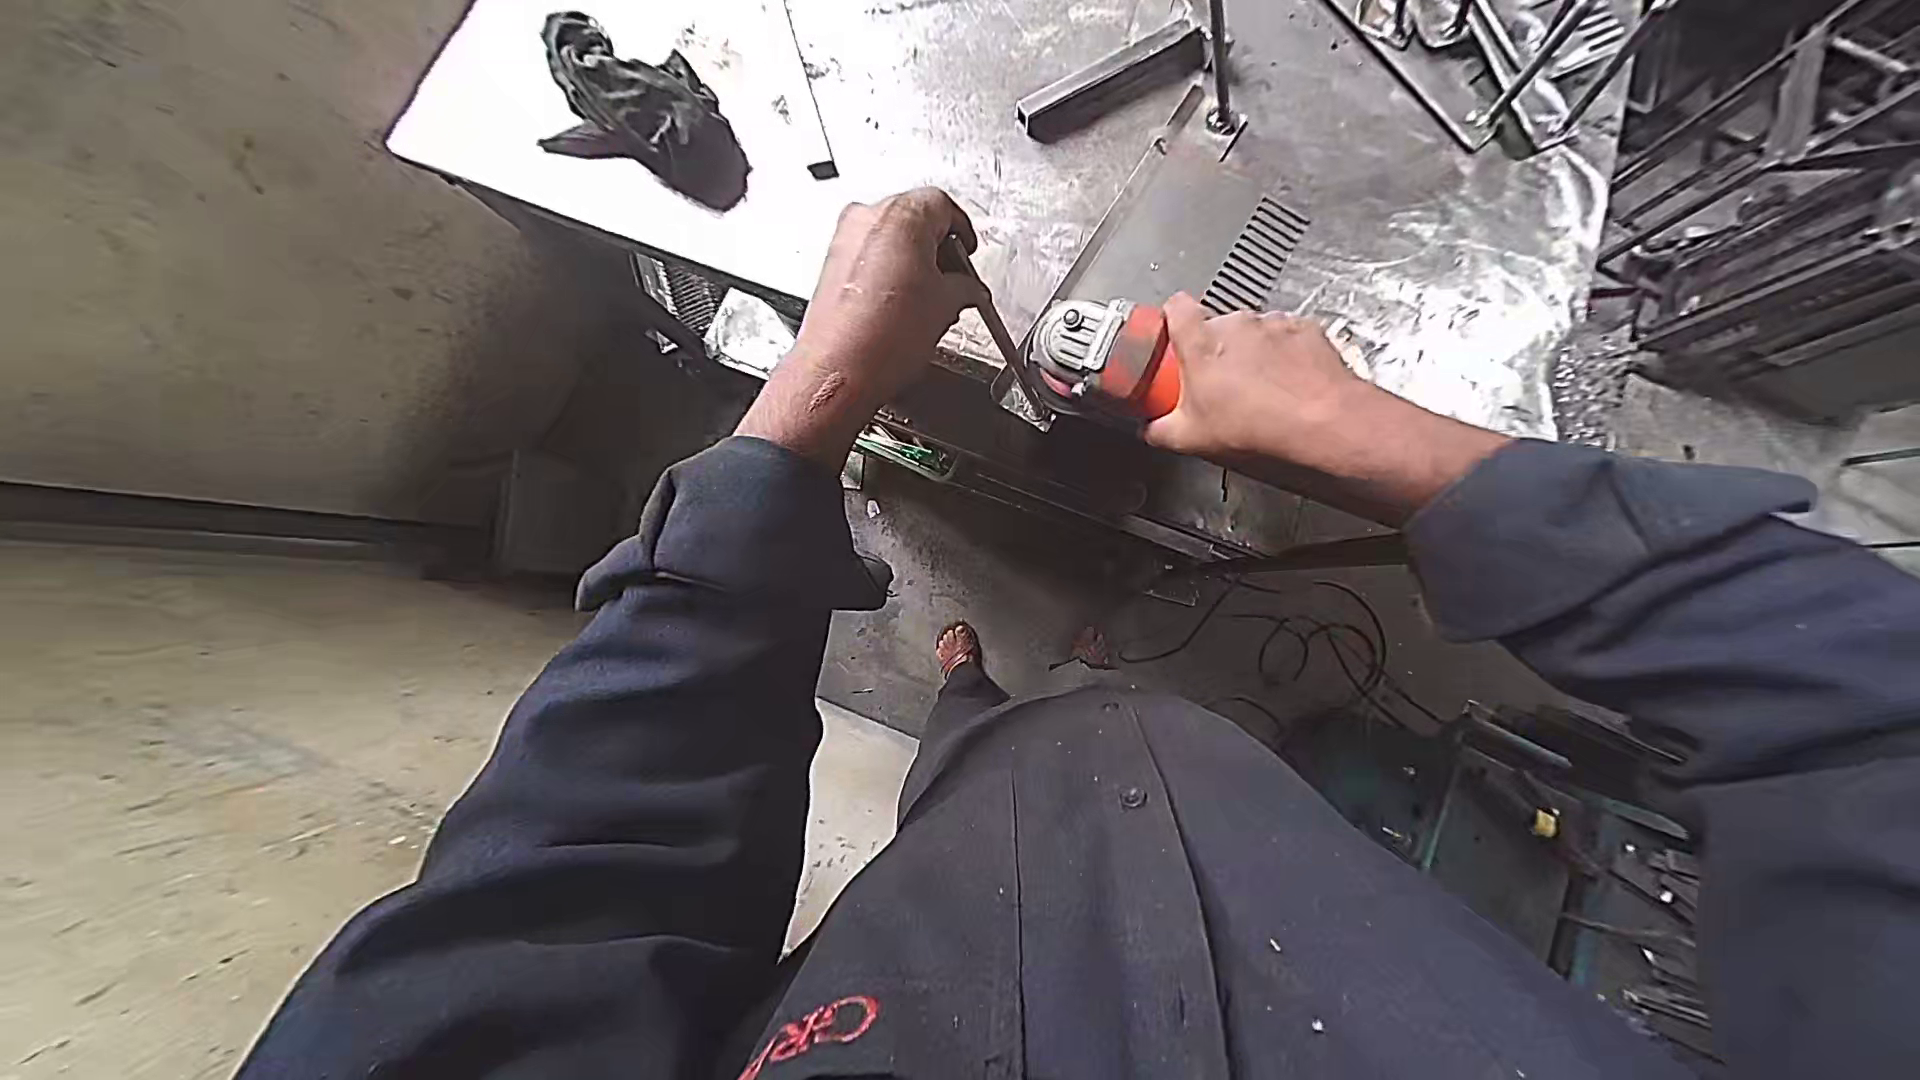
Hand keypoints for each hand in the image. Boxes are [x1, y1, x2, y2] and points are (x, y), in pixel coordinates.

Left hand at [736, 187, 984, 464]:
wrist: (840, 370)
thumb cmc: (882, 339)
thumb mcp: (945, 307)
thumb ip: (965, 287)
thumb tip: (970, 289)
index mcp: (903, 215)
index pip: (944, 206)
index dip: (963, 233)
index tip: (969, 251)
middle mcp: (868, 217)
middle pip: (916, 218)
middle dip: (939, 250)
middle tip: (956, 280)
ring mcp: (845, 239)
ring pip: (891, 237)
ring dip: (914, 262)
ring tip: (929, 300)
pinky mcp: (832, 264)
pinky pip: (870, 257)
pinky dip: (889, 273)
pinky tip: (902, 306)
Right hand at [1144, 293, 1509, 524]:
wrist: (1323, 425)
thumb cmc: (1257, 427)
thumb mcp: (1188, 439)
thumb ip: (1158, 429)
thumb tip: (1149, 430)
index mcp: (1202, 343)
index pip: (1175, 307)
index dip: (1169, 320)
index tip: (1168, 340)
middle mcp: (1237, 325)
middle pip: (1214, 326)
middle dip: (1210, 352)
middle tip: (1212, 386)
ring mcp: (1274, 326)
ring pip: (1249, 334)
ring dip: (1246, 356)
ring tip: (1251, 392)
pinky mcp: (1306, 332)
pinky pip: (1282, 340)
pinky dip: (1278, 359)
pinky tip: (1280, 388)